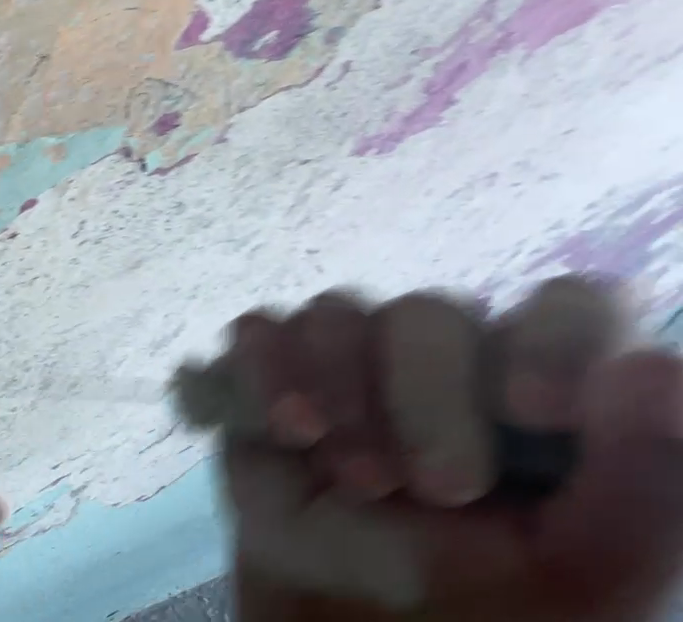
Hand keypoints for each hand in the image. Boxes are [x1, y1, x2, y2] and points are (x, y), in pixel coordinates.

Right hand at [214, 277, 682, 620]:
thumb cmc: (487, 621)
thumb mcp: (592, 578)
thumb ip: (644, 483)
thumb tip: (659, 372)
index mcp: (543, 400)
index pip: (565, 310)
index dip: (550, 339)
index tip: (534, 414)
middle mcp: (446, 367)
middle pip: (432, 312)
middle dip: (424, 396)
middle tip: (434, 489)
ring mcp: (347, 364)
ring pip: (337, 313)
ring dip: (338, 391)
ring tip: (346, 479)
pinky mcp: (267, 374)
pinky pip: (258, 331)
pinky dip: (266, 371)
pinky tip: (285, 432)